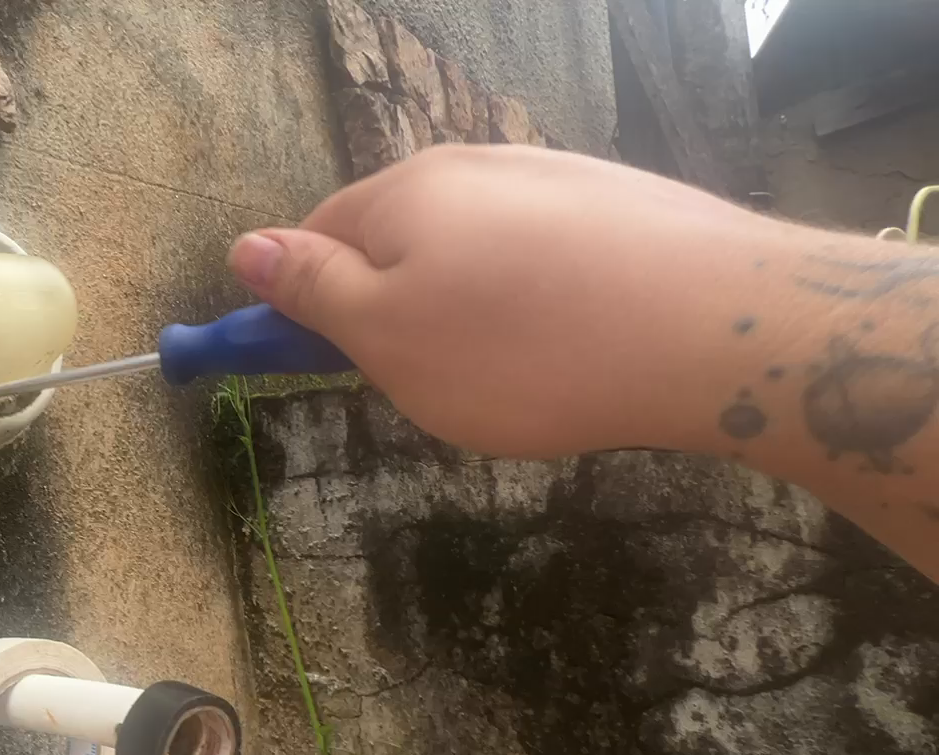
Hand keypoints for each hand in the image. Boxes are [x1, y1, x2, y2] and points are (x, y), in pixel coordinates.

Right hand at [228, 145, 804, 457]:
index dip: (299, 300)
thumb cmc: (514, 347)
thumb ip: (306, 287)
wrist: (725, 332)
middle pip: (385, 240)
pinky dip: (509, 300)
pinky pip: (521, 256)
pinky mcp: (611, 206)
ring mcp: (549, 178)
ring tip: (482, 367)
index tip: (312, 358)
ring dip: (442, 306)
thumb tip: (243, 245)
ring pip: (454, 251)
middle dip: (375, 305)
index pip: (312, 236)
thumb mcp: (379, 331)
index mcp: (403, 192)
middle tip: (403, 373)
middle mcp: (472, 166)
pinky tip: (544, 341)